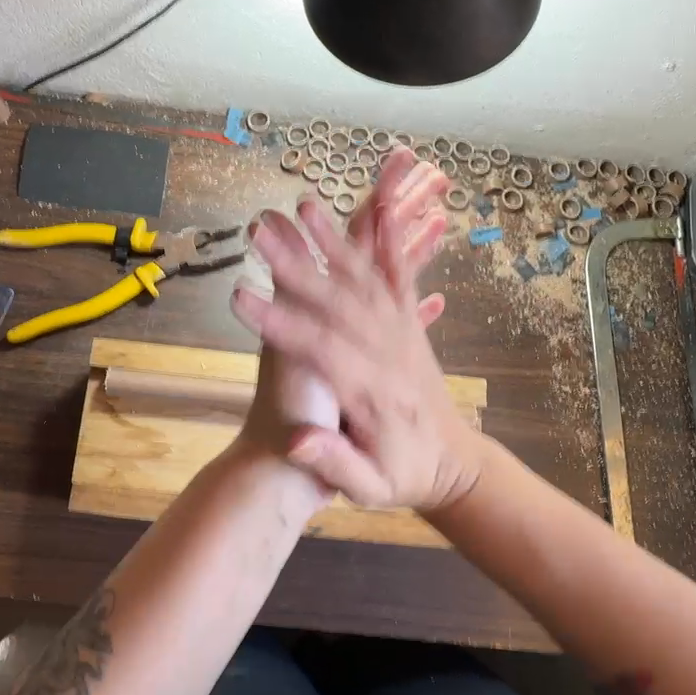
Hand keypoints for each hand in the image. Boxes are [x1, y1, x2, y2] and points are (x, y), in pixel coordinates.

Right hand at [233, 196, 489, 511]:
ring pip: (366, 281)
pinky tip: (377, 206)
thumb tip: (295, 440)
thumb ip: (335, 463)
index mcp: (373, 395)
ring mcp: (403, 335)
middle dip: (296, 264)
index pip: (320, 351)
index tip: (238, 296)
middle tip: (260, 231)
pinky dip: (389, 241)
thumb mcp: (370, 488)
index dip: (279, 323)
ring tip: (304, 206)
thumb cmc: (405, 477)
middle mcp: (388, 356)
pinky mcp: (411, 325)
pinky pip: (399, 278)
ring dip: (335, 240)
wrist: (457, 465)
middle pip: (339, 303)